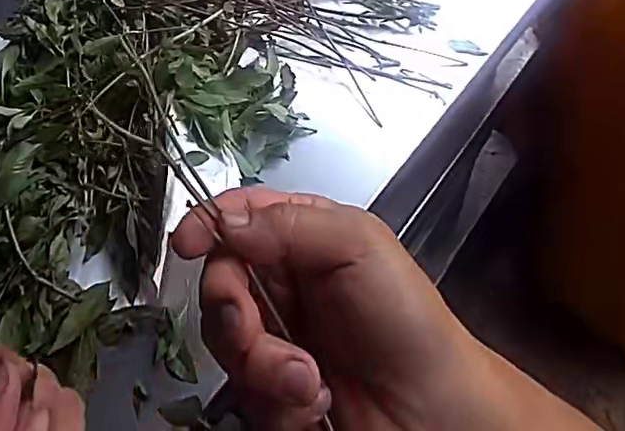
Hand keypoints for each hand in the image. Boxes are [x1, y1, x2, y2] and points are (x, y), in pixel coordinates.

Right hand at [169, 189, 593, 430]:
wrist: (438, 414)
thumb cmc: (405, 314)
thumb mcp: (356, 245)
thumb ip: (288, 224)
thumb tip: (224, 219)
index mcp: (299, 232)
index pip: (238, 214)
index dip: (207, 222)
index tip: (186, 243)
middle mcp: (281, 279)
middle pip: (220, 278)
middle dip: (232, 308)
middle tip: (255, 330)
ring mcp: (277, 335)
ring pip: (226, 338)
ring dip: (261, 363)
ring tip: (309, 380)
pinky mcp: (277, 388)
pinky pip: (246, 390)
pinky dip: (276, 400)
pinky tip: (315, 402)